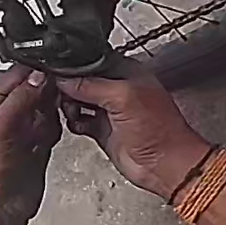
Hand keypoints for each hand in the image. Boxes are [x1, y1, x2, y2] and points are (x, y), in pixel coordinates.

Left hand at [0, 66, 61, 224]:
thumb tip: (37, 76)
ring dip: (53, 111)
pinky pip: (51, 127)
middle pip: (34, 90)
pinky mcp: (37, 145)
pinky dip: (55, 129)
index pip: (16, 77)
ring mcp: (23, 130)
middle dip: (48, 92)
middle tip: (58, 96)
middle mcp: (7, 115)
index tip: (53, 72)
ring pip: (46, 108)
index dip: (35, 72)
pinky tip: (50, 136)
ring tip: (50, 120)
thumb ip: (19, 99)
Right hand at [54, 62, 209, 199]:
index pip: (95, 60)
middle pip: (83, 80)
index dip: (77, 65)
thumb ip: (92, 85)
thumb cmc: (158, 130)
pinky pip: (80, 121)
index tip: (61, 72)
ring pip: (79, 100)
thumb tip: (66, 80)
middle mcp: (118, 89)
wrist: (164, 164)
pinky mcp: (103, 130)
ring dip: (70, 104)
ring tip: (72, 110)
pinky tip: (77, 124)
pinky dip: (74, 122)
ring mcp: (110, 110)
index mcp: (128, 73)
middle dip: (70, 86)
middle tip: (63, 94)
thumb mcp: (123, 97)